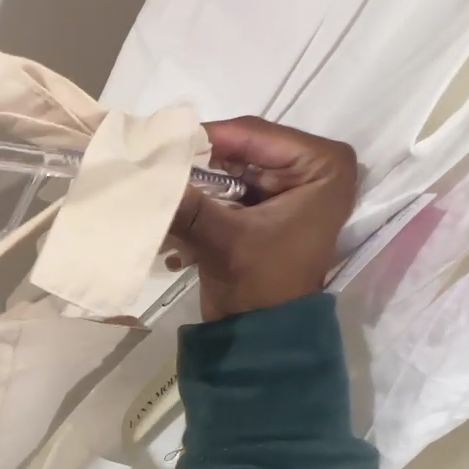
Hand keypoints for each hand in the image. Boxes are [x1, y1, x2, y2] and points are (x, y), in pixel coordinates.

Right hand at [170, 117, 357, 321]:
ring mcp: (287, 189)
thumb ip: (187, 205)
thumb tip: (147, 177)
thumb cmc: (261, 283)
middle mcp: (310, 167)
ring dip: (193, 190)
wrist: (261, 333)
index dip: (205, 139)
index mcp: (321, 163)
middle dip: (197, 167)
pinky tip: (174, 226)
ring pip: (226, 174)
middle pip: (239, 152)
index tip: (159, 145)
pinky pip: (225, 195)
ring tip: (160, 200)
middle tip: (154, 171)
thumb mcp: (223, 240)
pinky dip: (199, 207)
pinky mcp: (264, 210)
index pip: (254, 134)